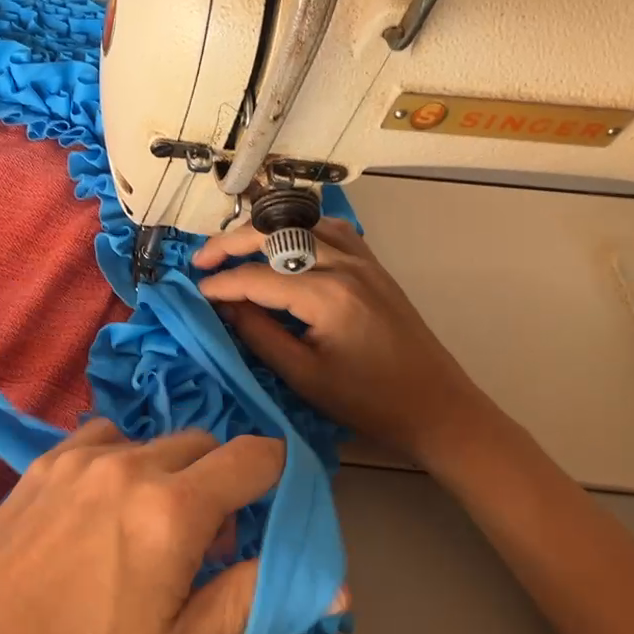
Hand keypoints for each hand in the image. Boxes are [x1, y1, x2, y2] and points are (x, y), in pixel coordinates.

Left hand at [0, 419, 343, 633]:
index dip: (278, 473)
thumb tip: (332, 585)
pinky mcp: (48, 456)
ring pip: (154, 441)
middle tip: (205, 538)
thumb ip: (251, 597)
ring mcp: (84, 454)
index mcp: (173, 510)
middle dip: (221, 480)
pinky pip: (105, 438)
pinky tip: (103, 504)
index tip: (277, 501)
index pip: (253, 458)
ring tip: (149, 524)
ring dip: (169, 470)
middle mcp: (132, 464)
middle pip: (205, 444)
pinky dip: (122, 460)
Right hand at [193, 218, 499, 468]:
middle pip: (274, 236)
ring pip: (301, 223)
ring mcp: (363, 260)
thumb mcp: (305, 377)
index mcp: (327, 296)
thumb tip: (223, 306)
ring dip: (263, 232)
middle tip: (200, 261)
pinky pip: (330, 229)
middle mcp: (344, 265)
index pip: (256, 278)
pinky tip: (283, 244)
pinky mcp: (374, 265)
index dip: (220, 284)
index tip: (192, 293)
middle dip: (230, 244)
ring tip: (234, 250)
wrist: (440, 410)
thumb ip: (259, 335)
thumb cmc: (370, 403)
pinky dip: (299, 229)